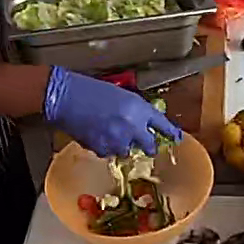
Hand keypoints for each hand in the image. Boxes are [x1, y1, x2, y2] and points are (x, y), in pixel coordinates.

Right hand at [44, 67, 183, 156]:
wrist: (66, 98)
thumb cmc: (90, 90)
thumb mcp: (120, 95)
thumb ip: (134, 111)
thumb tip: (141, 124)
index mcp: (139, 109)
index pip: (161, 124)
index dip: (170, 132)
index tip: (177, 138)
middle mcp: (133, 127)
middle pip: (149, 146)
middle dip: (148, 146)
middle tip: (145, 146)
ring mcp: (118, 140)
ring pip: (127, 151)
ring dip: (122, 145)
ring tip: (109, 133)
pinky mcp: (103, 150)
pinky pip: (109, 153)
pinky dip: (105, 147)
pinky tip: (96, 134)